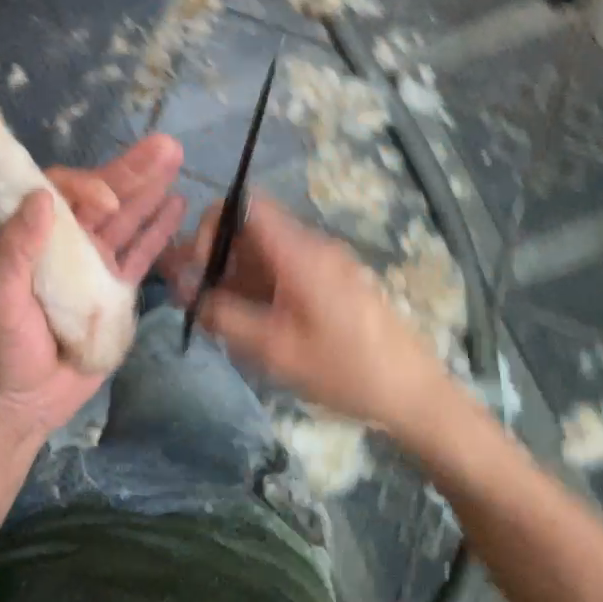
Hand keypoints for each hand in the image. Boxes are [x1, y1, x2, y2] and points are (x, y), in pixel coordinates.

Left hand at [0, 136, 186, 441]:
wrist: (25, 401)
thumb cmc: (4, 348)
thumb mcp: (1, 297)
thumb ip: (17, 248)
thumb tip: (42, 198)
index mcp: (35, 235)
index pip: (62, 192)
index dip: (86, 186)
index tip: (105, 198)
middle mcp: (67, 242)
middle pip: (103, 197)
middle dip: (132, 171)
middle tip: (167, 146)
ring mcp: (94, 265)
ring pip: (126, 220)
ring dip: (150, 192)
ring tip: (177, 161)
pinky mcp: (116, 291)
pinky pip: (139, 254)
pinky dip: (158, 231)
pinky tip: (178, 206)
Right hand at [161, 198, 451, 435]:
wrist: (417, 398)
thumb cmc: (346, 371)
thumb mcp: (275, 350)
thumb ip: (224, 316)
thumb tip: (185, 291)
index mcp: (298, 251)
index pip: (242, 203)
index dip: (211, 226)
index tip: (200, 267)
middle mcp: (311, 245)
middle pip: (249, 227)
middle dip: (215, 256)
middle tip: (198, 297)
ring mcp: (324, 263)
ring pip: (262, 250)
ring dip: (234, 274)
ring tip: (219, 316)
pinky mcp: (332, 282)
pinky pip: (281, 268)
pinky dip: (256, 286)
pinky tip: (252, 323)